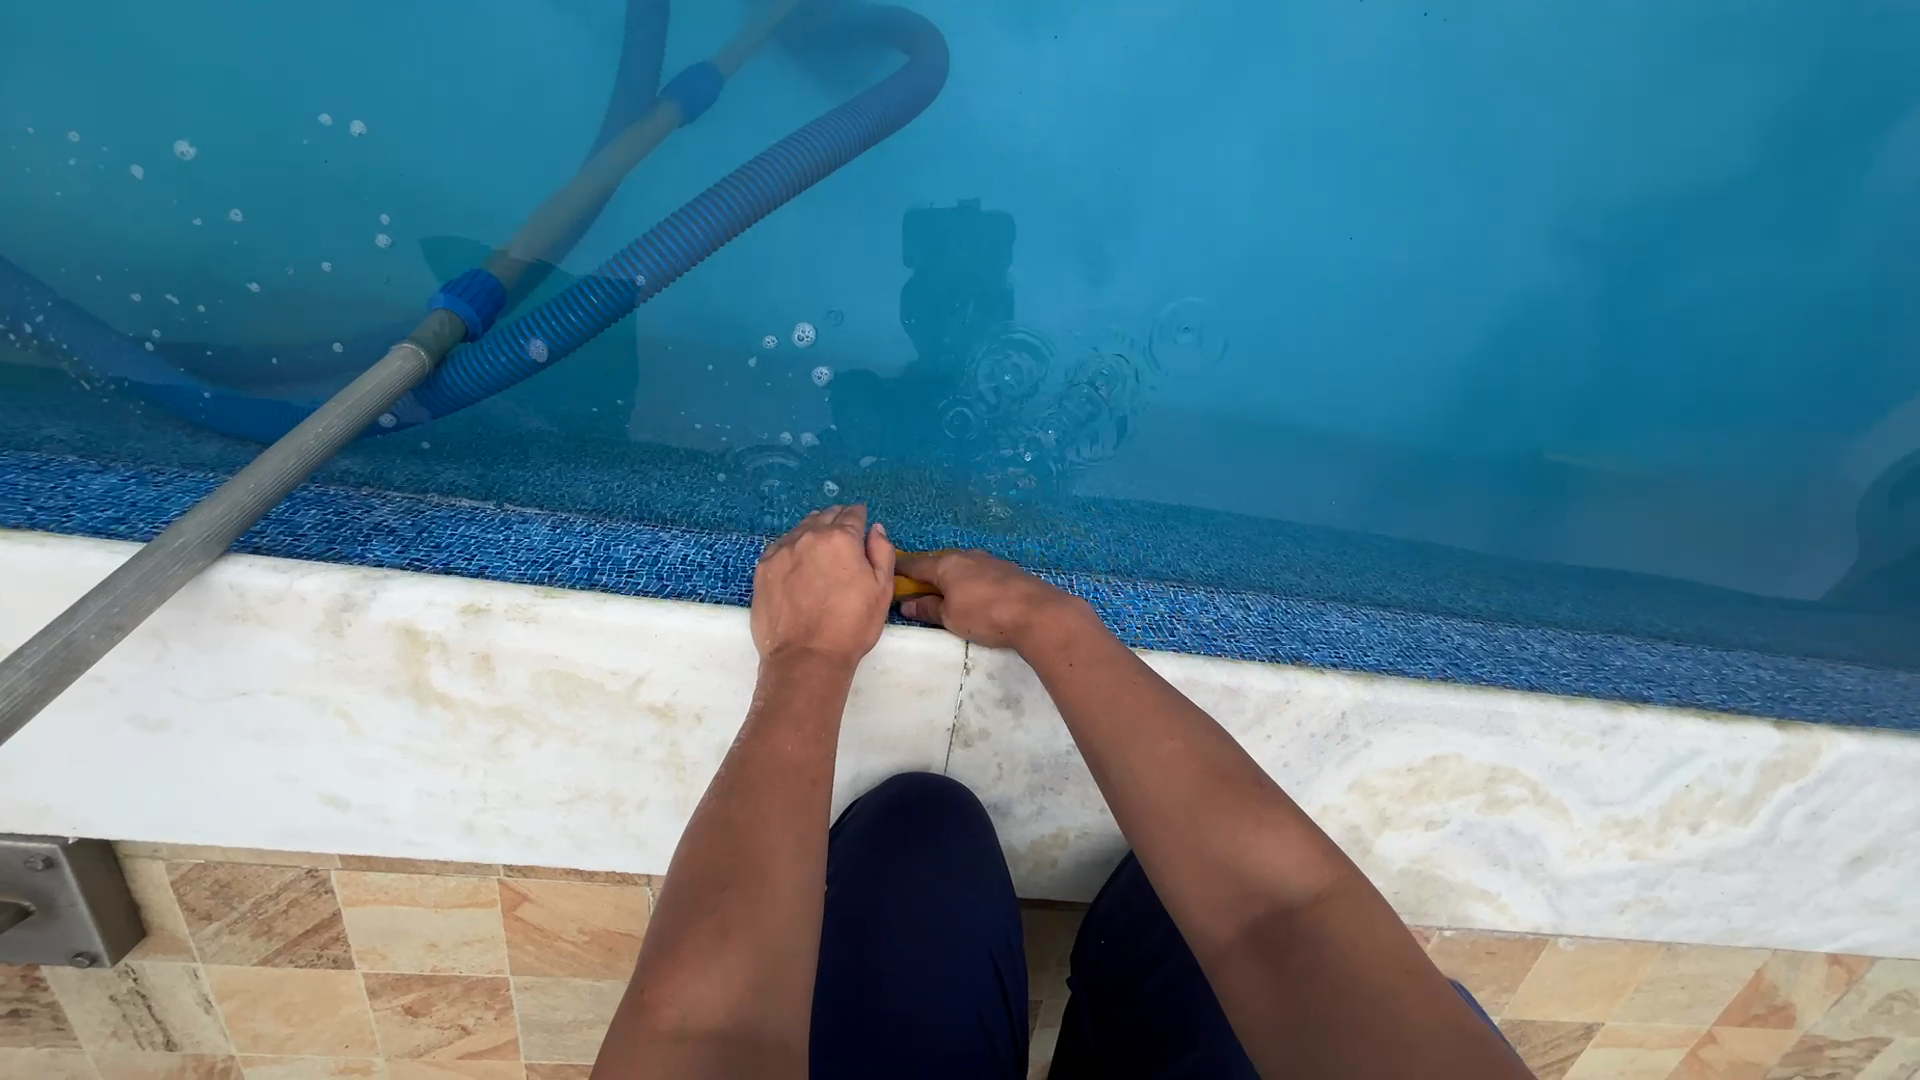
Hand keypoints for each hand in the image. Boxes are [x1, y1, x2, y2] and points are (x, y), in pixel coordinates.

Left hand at [751, 505, 895, 668]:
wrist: (805, 657)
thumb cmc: (851, 626)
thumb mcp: (882, 590)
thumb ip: (882, 553)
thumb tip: (875, 529)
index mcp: (842, 538)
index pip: (853, 514)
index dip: (859, 516)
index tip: (861, 520)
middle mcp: (810, 536)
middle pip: (825, 517)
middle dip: (837, 520)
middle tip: (843, 530)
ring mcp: (782, 551)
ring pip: (801, 528)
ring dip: (814, 530)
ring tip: (820, 542)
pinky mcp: (763, 567)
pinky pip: (781, 545)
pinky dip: (792, 545)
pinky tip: (797, 558)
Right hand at [894, 549, 1094, 649]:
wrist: (1037, 612)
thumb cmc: (985, 614)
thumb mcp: (950, 617)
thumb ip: (928, 609)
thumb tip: (907, 604)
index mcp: (946, 564)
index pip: (915, 564)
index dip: (901, 569)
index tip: (890, 573)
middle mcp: (966, 556)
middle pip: (940, 562)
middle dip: (928, 573)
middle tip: (919, 588)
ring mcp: (989, 560)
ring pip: (962, 565)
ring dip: (951, 576)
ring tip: (947, 592)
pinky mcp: (1008, 570)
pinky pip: (980, 572)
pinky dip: (970, 580)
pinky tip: (974, 593)